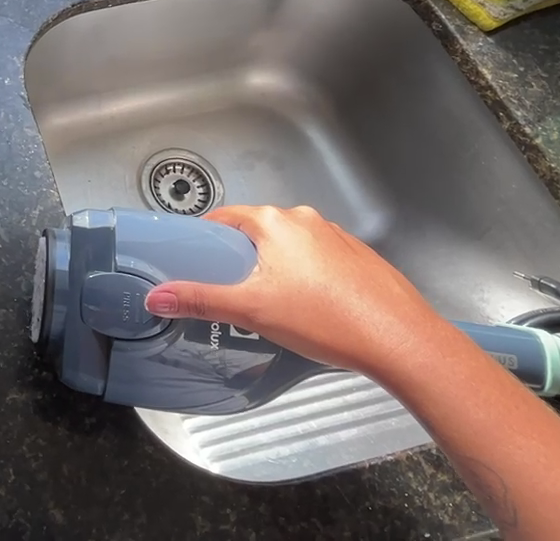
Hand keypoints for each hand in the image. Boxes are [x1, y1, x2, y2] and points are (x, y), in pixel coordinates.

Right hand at [143, 204, 447, 382]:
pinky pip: (318, 258)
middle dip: (241, 257)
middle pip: (256, 231)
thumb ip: (200, 300)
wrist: (404, 343)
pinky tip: (311, 307)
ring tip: (272, 304)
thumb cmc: (326, 320)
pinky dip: (306, 275)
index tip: (196, 261)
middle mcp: (304, 218)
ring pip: (288, 245)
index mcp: (274, 221)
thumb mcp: (251, 311)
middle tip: (232, 290)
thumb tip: (156, 297)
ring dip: (275, 266)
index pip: (224, 217)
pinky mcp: (359, 256)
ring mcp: (336, 235)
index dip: (206, 239)